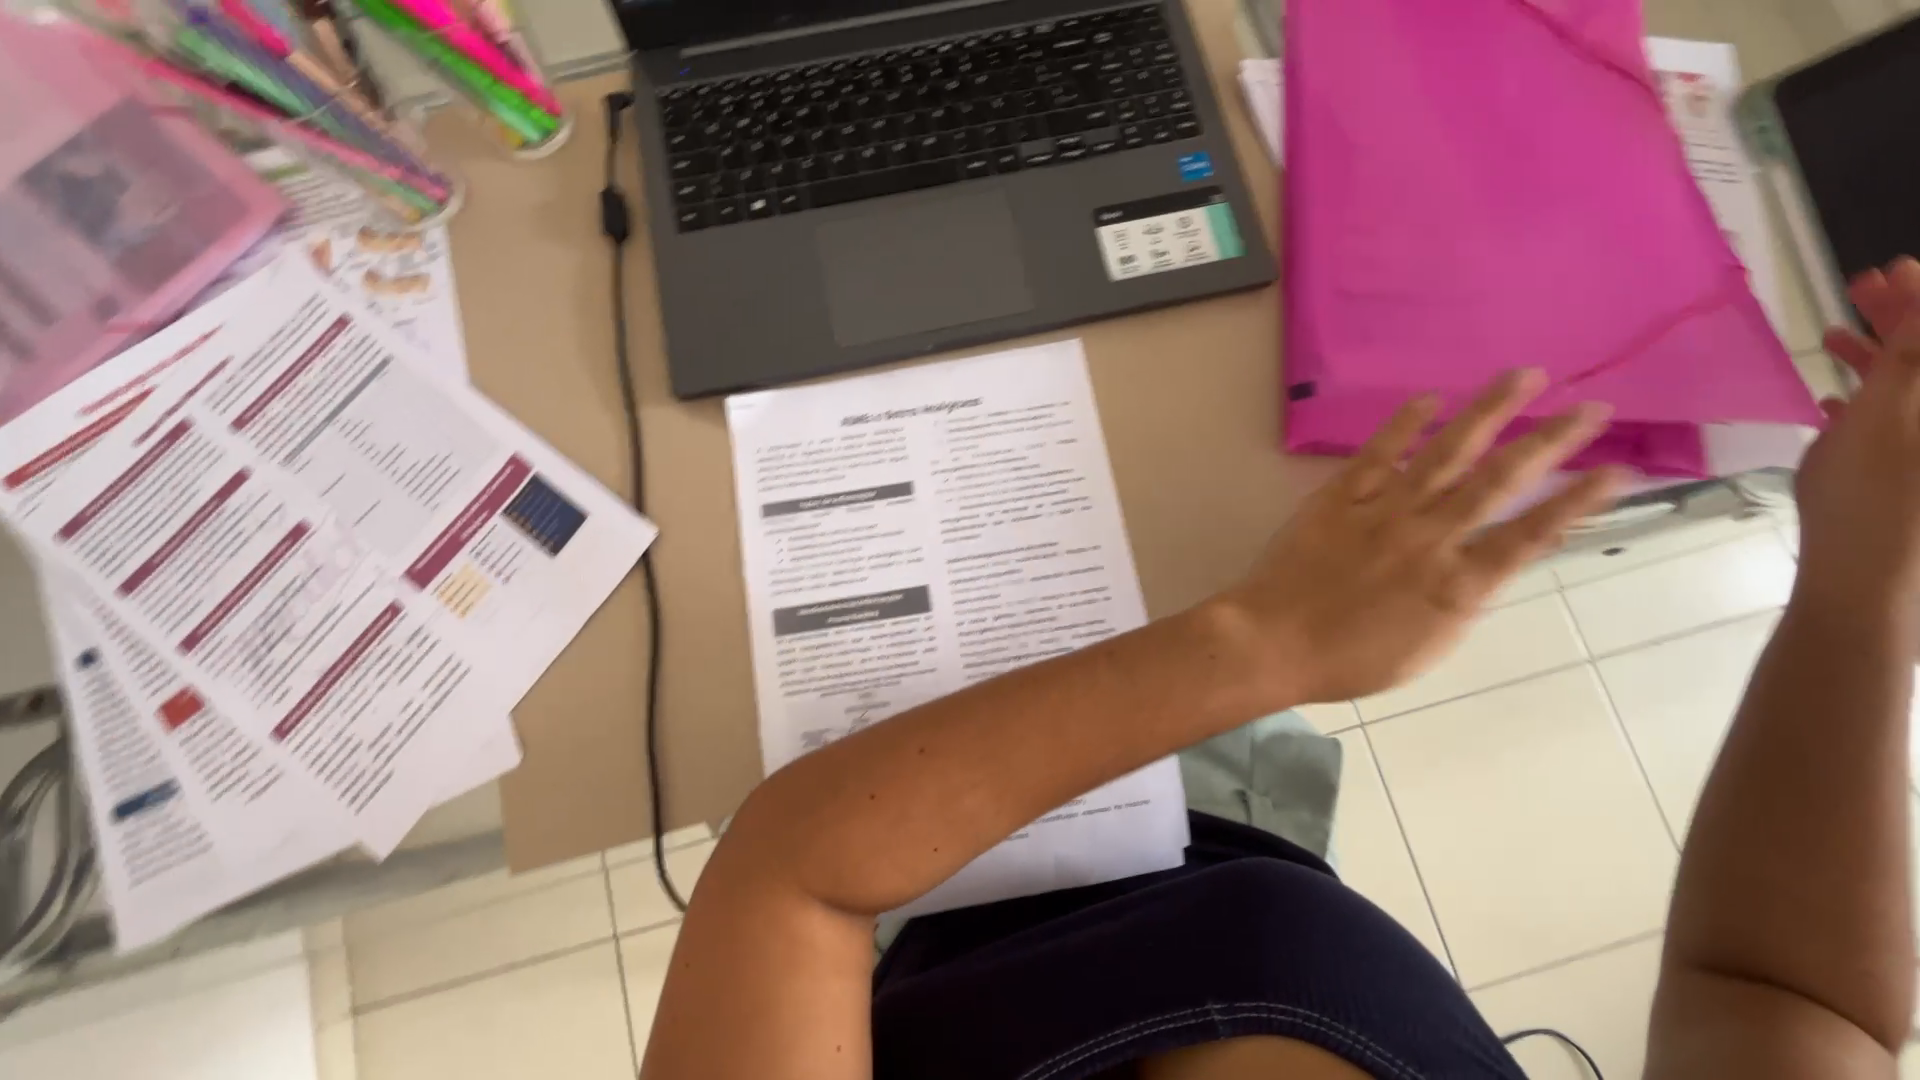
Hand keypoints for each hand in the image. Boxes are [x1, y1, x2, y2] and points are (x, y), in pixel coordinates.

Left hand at [1212, 370, 1622, 705]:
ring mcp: (1383, 512)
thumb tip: (1482, 567)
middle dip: (1550, 441)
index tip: (1618, 470)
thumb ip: (1458, 602)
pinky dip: (1404, 425)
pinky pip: (1378, 455)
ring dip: (1488, 412)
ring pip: (1445, 453)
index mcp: (1457, 585)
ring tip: (1524, 376)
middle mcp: (1429, 539)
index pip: (1532, 535)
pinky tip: (1430, 400)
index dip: (1578, 502)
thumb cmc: (1346, 661)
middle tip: (1591, 407)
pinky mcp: (1339, 498)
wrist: (1271, 642)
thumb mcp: (1424, 648)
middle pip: (1499, 480)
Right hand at [1807, 257, 1919, 608]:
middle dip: (1905, 318)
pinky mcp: (1908, 467)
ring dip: (1881, 354)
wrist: (1874, 575)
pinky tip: (1836, 395)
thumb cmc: (1869, 496)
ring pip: (1914, 383)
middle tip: (1862, 290)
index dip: (1919, 299)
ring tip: (1834, 336)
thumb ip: (1911, 356)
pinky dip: (1873, 398)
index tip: (1885, 271)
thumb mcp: (1883, 416)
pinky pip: (1898, 417)